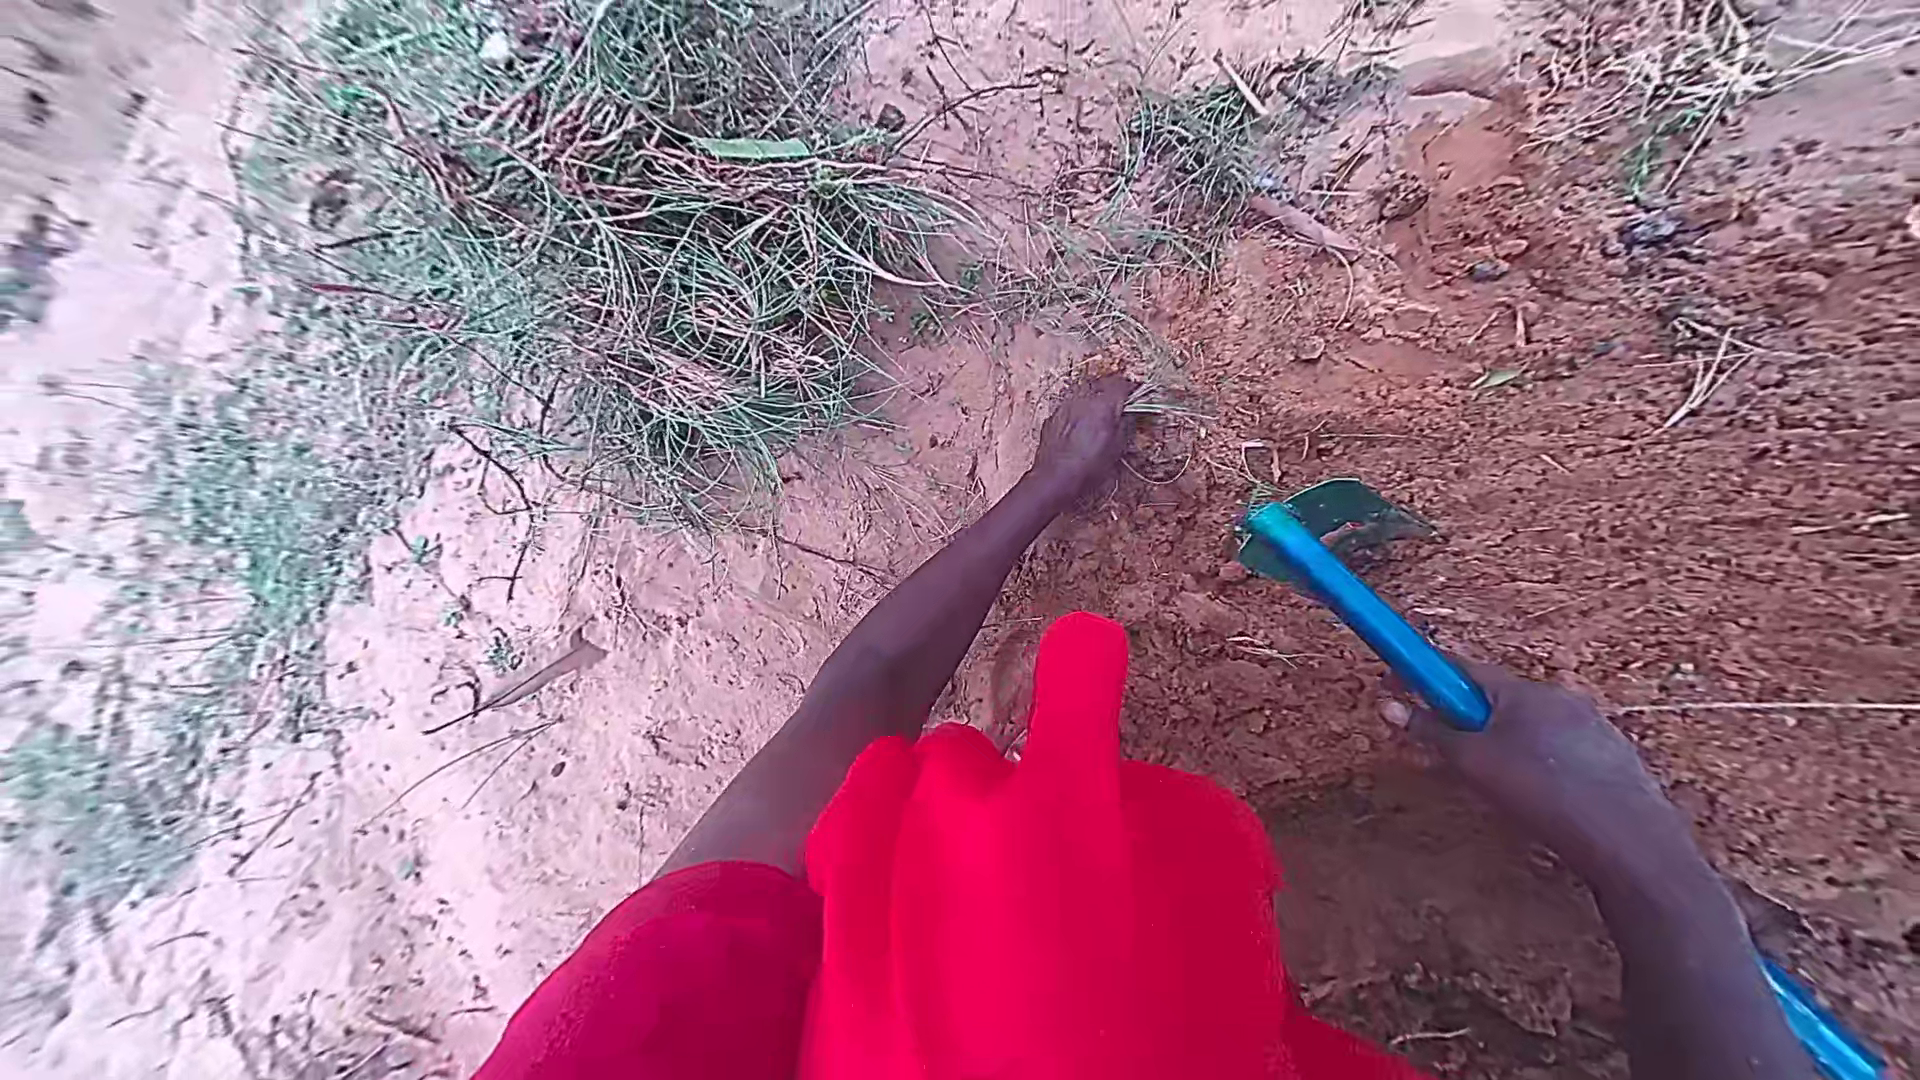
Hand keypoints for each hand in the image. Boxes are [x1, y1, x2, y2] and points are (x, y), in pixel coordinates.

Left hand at [1028, 375, 1135, 505]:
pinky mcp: (1052, 417)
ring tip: (1099, 416)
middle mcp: (1082, 399)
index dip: (1132, 389)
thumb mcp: (1118, 448)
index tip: (1137, 396)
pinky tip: (1080, 427)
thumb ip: (1127, 423)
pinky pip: (1068, 406)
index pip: (1121, 383)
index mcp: (1103, 404)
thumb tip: (1133, 412)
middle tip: (1119, 405)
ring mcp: (1064, 407)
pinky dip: (1077, 411)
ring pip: (1083, 392)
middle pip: (1101, 384)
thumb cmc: (1088, 467)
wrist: (1055, 479)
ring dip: (1093, 399)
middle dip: (1112, 391)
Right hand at [1383, 661, 1703, 884]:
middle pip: (1492, 696)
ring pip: (1523, 722)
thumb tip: (1387, 705)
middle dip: (1458, 713)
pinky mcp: (1615, 759)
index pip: (1459, 666)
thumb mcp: (1469, 760)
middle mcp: (1560, 699)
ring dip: (1492, 736)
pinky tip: (1527, 789)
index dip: (1421, 672)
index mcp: (1523, 691)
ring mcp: (1593, 728)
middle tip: (1436, 739)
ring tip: (1481, 772)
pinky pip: (1553, 745)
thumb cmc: (1540, 792)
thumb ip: (1428, 729)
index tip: (1394, 684)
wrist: (1634, 850)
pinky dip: (1526, 755)